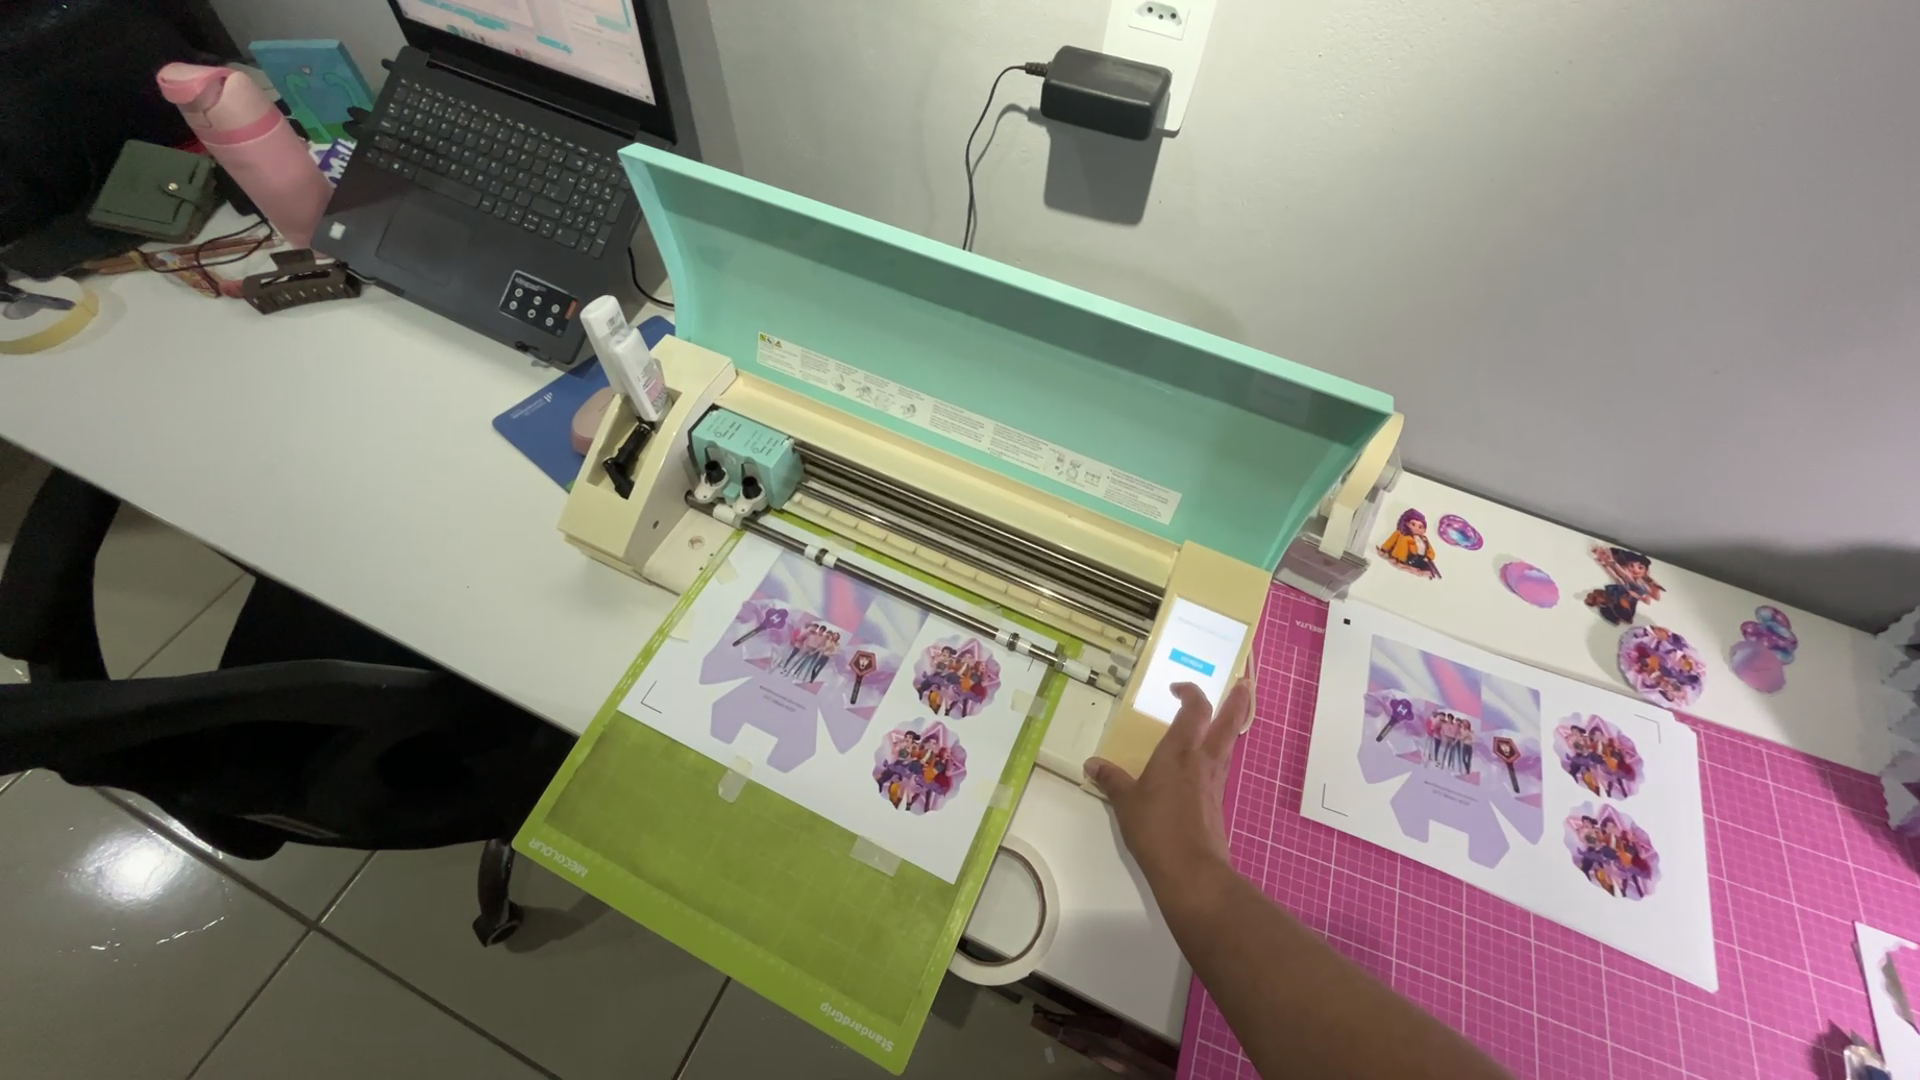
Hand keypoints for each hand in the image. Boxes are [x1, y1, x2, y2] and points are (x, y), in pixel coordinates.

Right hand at [1085, 680, 1251, 887]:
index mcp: (1179, 752)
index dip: (1190, 693)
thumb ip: (1111, 780)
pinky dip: (1218, 755)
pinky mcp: (1217, 803)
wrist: (1192, 872)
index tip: (1178, 687)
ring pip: (1228, 745)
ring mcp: (1214, 783)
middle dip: (1236, 701)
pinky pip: (1221, 768)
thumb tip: (1092, 764)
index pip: (1193, 710)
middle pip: (1227, 723)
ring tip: (1230, 716)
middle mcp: (1202, 761)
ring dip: (1232, 726)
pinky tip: (1207, 763)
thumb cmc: (1156, 829)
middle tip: (1243, 684)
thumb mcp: (1125, 803)